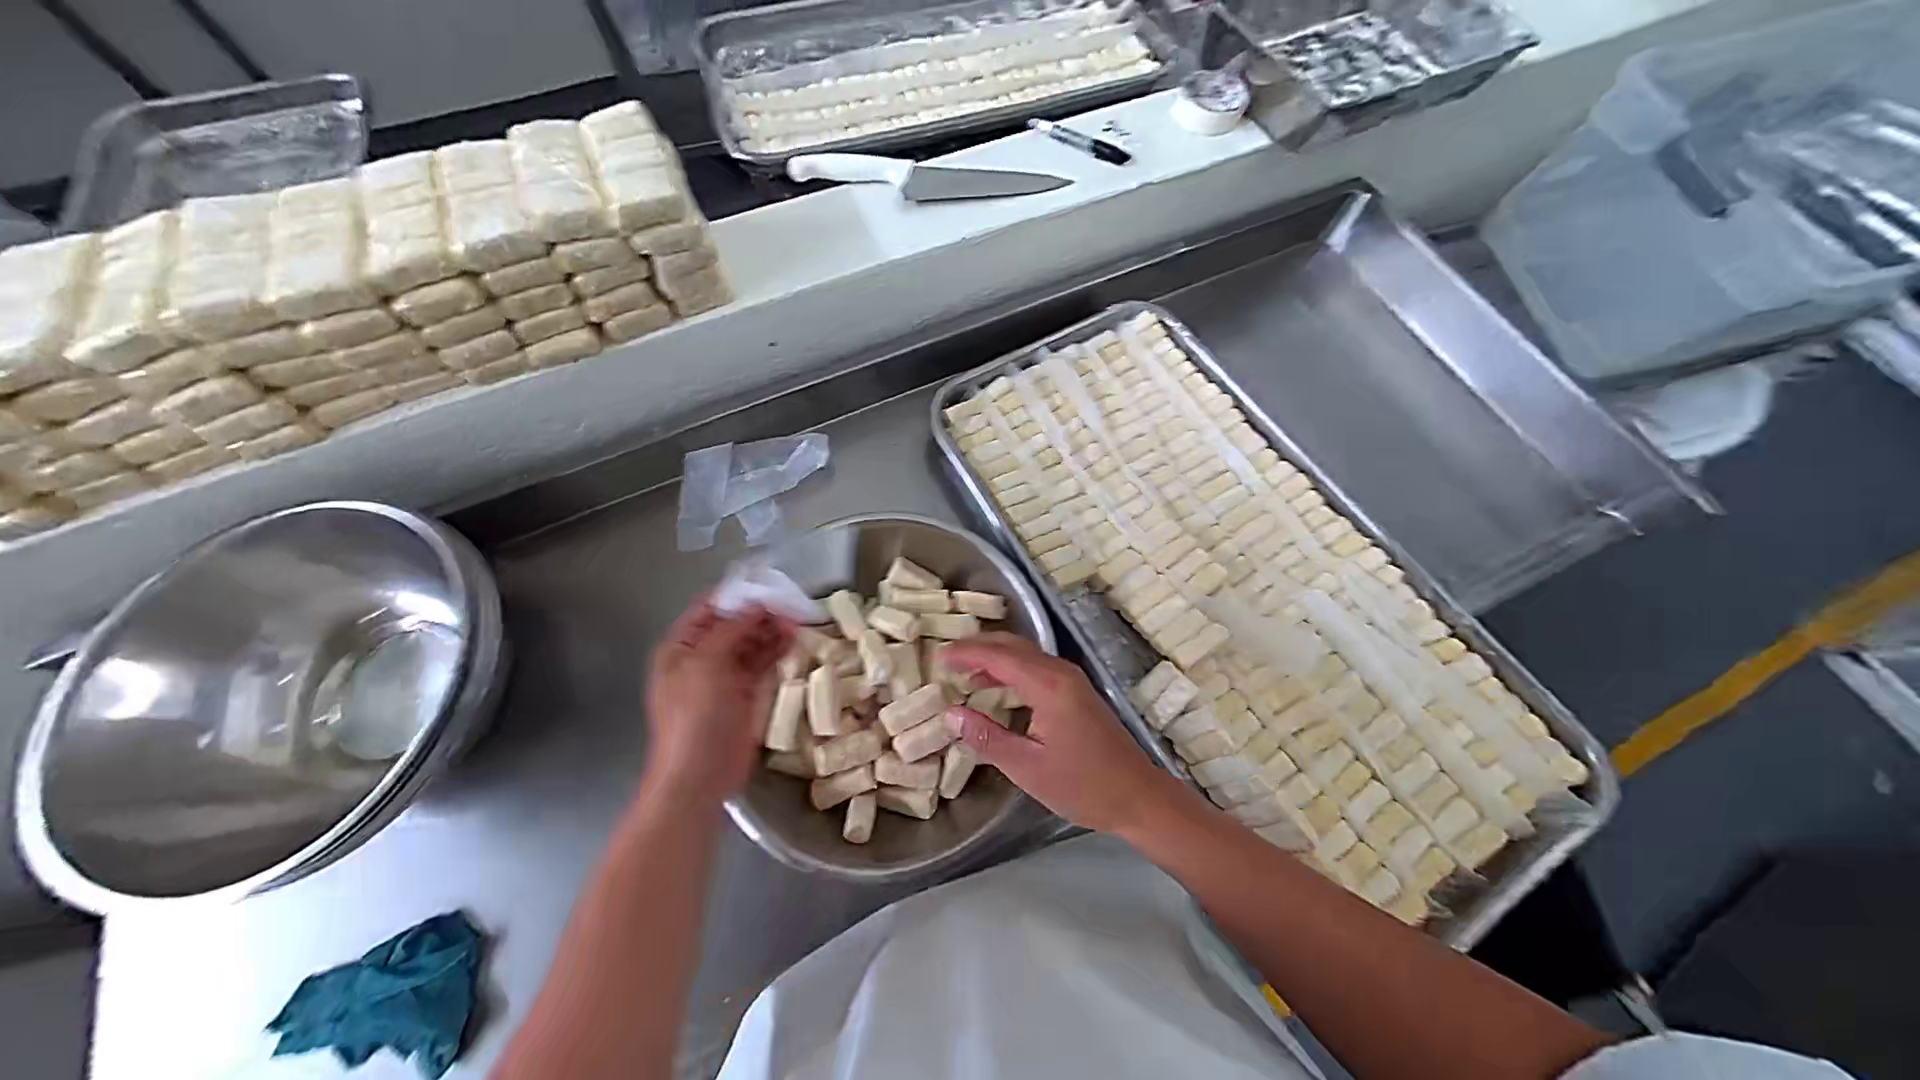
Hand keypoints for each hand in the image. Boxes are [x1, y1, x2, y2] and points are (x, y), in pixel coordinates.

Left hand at [644, 599, 792, 801]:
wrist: (698, 778)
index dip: (739, 593)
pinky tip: (795, 640)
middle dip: (762, 612)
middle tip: (792, 603)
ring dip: (773, 630)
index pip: (711, 608)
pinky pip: (763, 665)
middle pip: (735, 624)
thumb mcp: (706, 664)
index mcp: (681, 647)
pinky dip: (778, 651)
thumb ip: (732, 629)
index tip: (769, 581)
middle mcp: (702, 657)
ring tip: (799, 619)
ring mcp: (725, 677)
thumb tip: (758, 604)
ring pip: (752, 643)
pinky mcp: (746, 695)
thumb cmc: (694, 717)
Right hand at [937, 633, 1187, 833]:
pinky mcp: (1076, 692)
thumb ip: (986, 737)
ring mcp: (1072, 680)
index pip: (998, 656)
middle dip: (978, 647)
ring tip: (963, 670)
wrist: (1138, 796)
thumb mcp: (1027, 767)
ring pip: (1025, 654)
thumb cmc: (1083, 786)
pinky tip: (994, 688)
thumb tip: (950, 714)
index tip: (938, 657)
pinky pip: (1036, 668)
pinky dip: (1010, 669)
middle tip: (947, 657)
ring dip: (993, 657)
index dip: (966, 653)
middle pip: (1013, 646)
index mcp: (1048, 685)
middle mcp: (1061, 673)